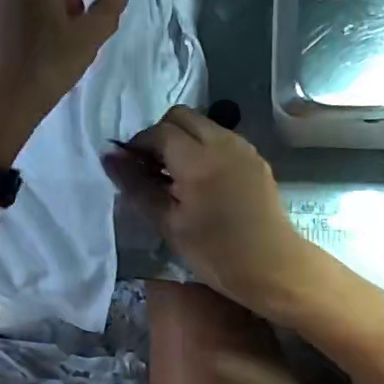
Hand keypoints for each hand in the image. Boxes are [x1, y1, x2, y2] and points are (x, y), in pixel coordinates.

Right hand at [104, 106, 311, 312]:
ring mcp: (243, 147)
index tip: (129, 168)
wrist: (274, 267)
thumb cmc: (216, 252)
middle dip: (160, 134)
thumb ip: (137, 186)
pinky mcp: (255, 159)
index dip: (138, 145)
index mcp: (198, 158)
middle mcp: (222, 142)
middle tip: (151, 168)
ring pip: (203, 124)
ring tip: (174, 176)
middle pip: (181, 116)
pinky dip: (203, 148)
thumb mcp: (168, 224)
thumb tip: (109, 157)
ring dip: (183, 139)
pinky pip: (222, 138)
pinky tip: (200, 181)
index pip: (158, 131)